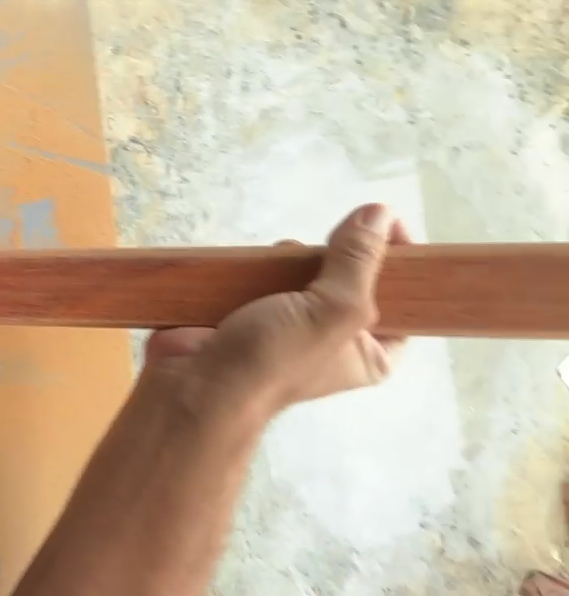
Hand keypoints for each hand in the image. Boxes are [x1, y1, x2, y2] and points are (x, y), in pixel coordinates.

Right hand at [145, 203, 409, 419]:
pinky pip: (252, 286)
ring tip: (275, 254)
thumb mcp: (333, 309)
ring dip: (286, 262)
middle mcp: (328, 342)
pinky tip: (247, 260)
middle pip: (344, 284)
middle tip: (317, 247)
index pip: (402, 300)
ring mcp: (278, 330)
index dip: (399, 262)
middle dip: (331, 258)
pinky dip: (250, 270)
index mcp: (369, 353)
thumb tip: (379, 212)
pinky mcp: (236, 318)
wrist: (193, 382)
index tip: (380, 225)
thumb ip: (357, 262)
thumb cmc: (273, 357)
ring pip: (294, 282)